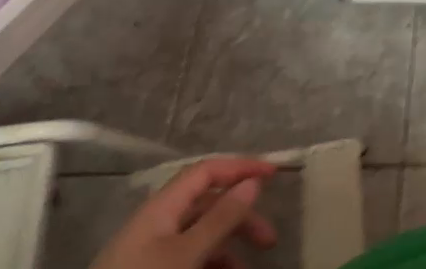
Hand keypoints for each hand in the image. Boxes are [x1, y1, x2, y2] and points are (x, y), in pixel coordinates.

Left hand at [90, 158, 279, 268]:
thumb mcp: (186, 254)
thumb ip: (220, 218)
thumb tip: (252, 182)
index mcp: (162, 207)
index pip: (207, 171)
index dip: (240, 167)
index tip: (274, 174)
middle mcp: (157, 222)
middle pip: (207, 205)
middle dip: (240, 217)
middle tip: (268, 240)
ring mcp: (150, 250)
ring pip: (199, 235)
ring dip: (227, 246)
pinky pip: (188, 257)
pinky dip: (210, 263)